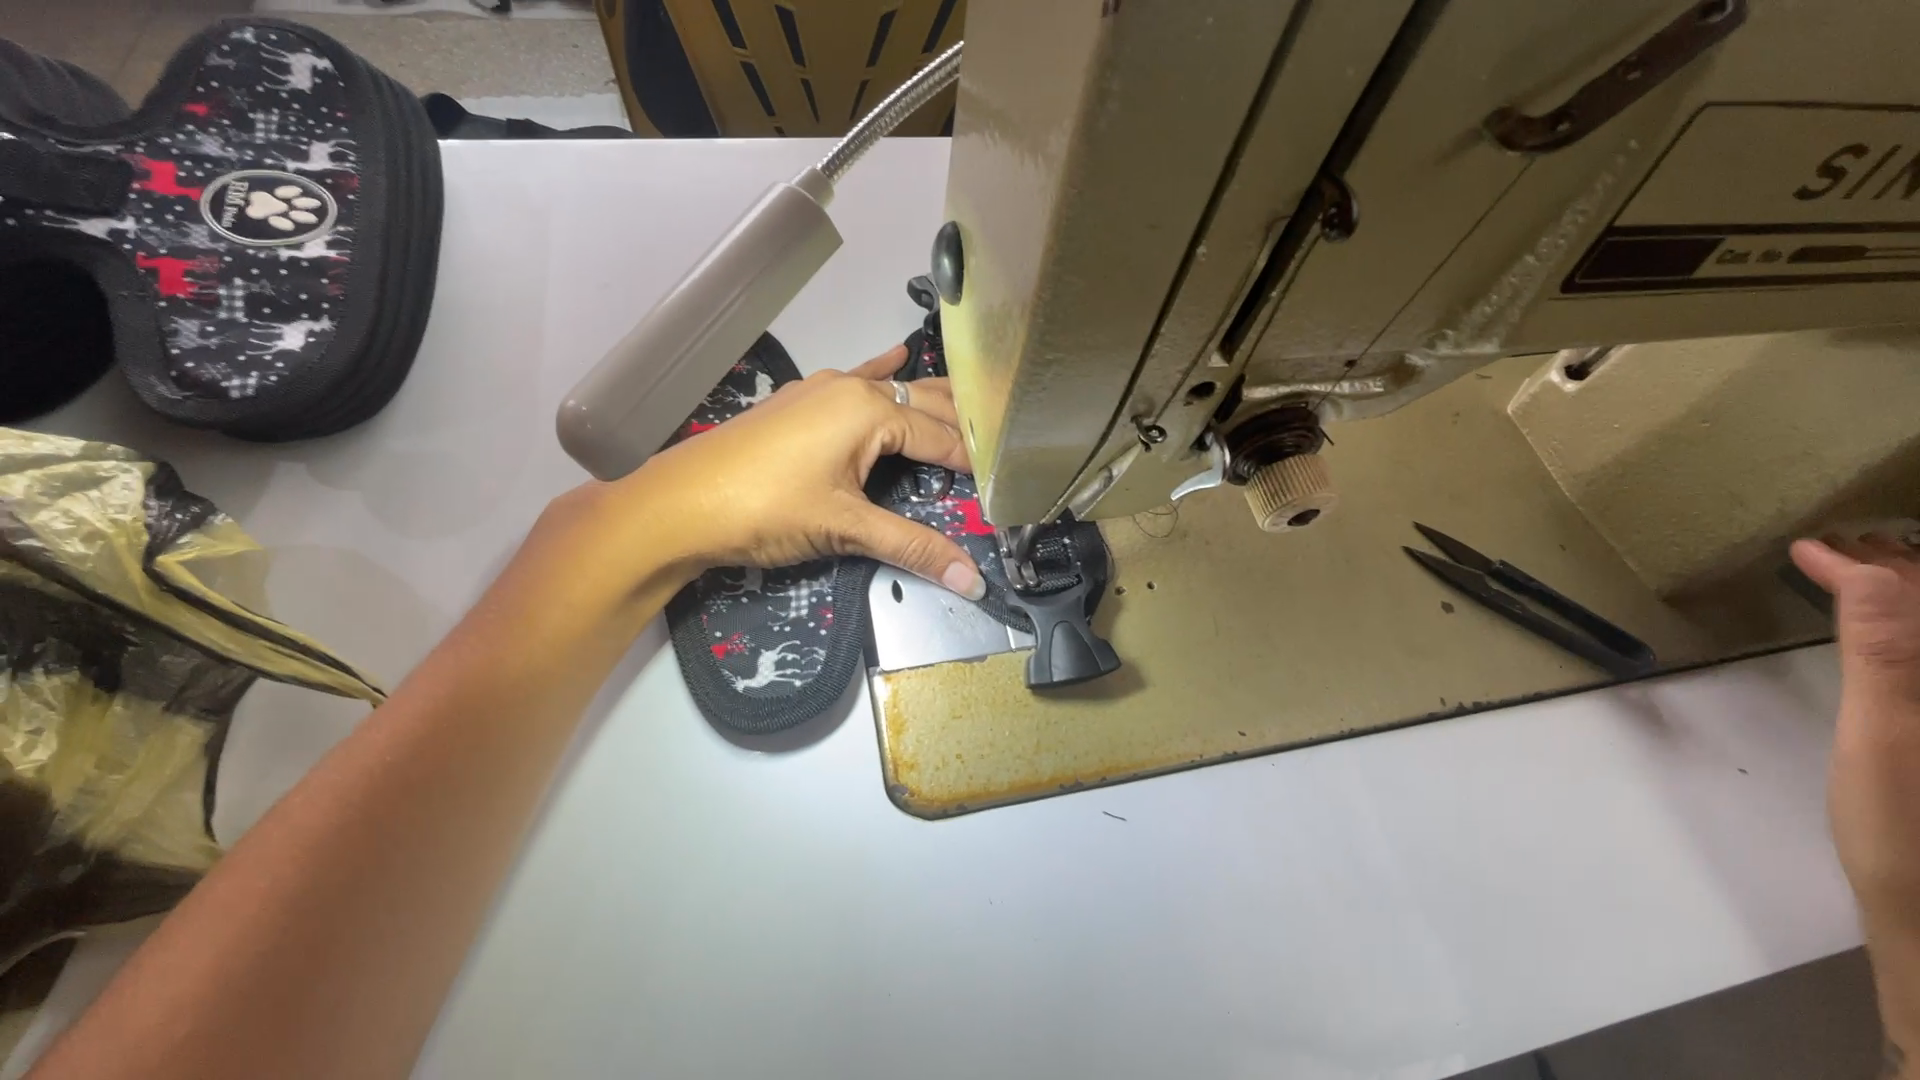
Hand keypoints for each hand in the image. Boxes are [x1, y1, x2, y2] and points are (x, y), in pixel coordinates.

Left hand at [605, 344, 985, 598]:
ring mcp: (819, 392)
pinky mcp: (797, 405)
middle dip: (961, 425)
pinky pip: (854, 383)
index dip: (975, 464)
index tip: (1006, 483)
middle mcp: (848, 389)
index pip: (940, 437)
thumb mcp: (844, 527)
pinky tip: (896, 356)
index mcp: (868, 410)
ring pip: (890, 391)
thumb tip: (971, 581)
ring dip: (927, 402)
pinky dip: (881, 376)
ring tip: (968, 408)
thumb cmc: (764, 509)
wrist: (679, 505)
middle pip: (922, 404)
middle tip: (1001, 446)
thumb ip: (911, 548)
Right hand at [1791, 536, 1919, 930]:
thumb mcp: (1886, 734)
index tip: (1810, 550)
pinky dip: (1911, 640)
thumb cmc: (1905, 827)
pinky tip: (1889, 642)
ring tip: (1869, 577)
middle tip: (1846, 548)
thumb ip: (1885, 650)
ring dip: (1912, 603)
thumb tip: (1868, 569)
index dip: (1870, 568)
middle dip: (1904, 572)